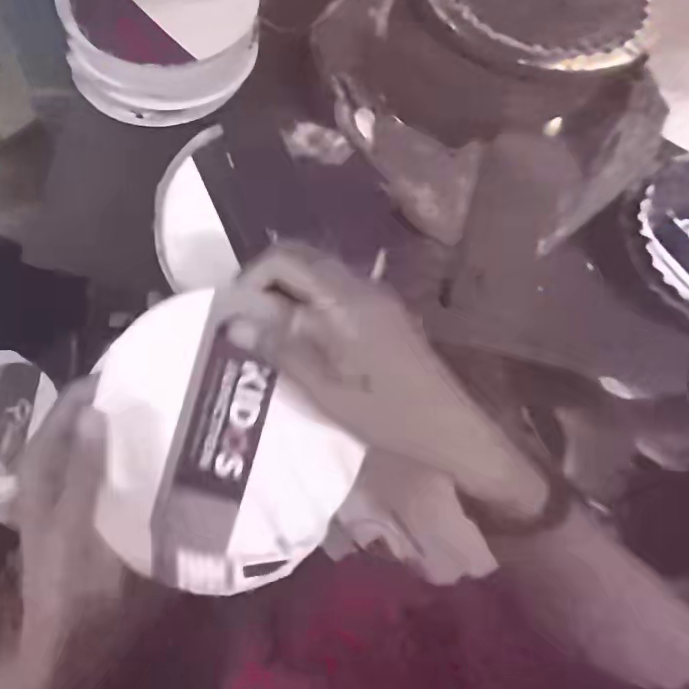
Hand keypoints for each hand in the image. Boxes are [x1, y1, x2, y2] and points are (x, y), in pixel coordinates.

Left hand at [13, 380, 145, 644]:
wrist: (65, 641)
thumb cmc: (69, 581)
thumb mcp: (76, 523)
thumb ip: (83, 467)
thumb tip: (94, 407)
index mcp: (40, 463)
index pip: (69, 403)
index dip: (99, 383)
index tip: (142, 370)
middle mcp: (47, 466)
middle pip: (80, 417)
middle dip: (113, 401)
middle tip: (159, 389)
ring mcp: (62, 485)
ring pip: (92, 439)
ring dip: (119, 426)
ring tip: (161, 413)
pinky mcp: (79, 503)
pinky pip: (101, 463)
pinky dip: (121, 452)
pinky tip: (150, 454)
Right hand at [229, 244, 548, 519]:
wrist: (455, 432)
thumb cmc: (388, 416)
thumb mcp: (325, 390)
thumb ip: (278, 349)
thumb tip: (234, 324)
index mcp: (344, 300)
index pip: (285, 259)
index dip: (251, 275)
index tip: (234, 308)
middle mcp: (359, 286)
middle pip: (300, 256)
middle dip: (264, 277)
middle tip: (243, 313)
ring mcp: (373, 295)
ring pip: (316, 269)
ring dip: (284, 286)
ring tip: (264, 324)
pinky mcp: (380, 310)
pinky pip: (332, 286)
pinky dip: (304, 297)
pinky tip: (297, 333)